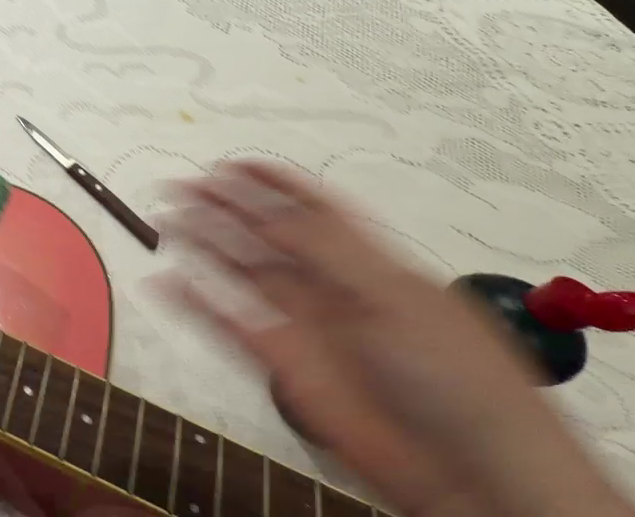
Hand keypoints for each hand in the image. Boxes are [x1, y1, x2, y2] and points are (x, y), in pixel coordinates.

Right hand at [166, 161, 634, 516]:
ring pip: (239, 271)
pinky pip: (224, 321)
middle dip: (224, 206)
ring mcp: (302, 324)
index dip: (273, 182)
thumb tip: (266, 212)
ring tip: (167, 222)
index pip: (313, 210)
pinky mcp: (280, 360)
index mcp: (369, 265)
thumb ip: (328, 249)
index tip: (233, 162)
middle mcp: (331, 288)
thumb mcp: (398, 296)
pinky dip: (191, 301)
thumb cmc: (461, 383)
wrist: (468, 472)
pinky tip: (166, 281)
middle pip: (265, 234)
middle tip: (184, 185)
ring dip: (202, 244)